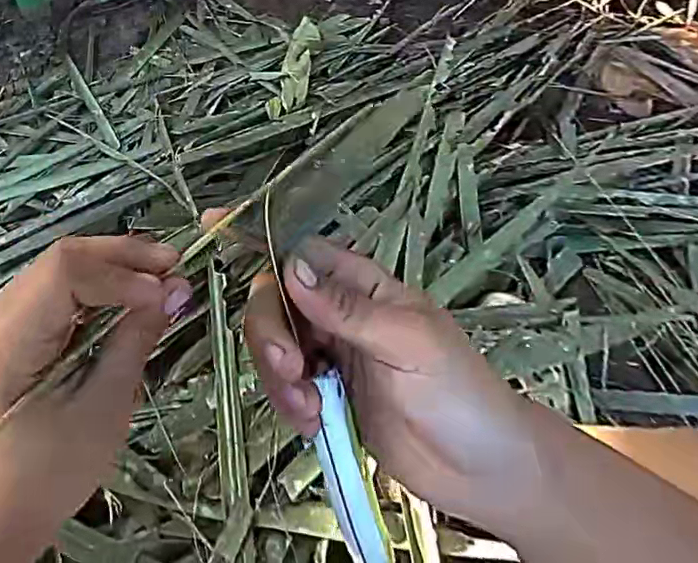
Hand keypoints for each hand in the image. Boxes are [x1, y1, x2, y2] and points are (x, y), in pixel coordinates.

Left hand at [0, 237, 191, 562]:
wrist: (6, 501)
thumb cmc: (53, 467)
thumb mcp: (103, 406)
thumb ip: (135, 337)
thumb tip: (175, 289)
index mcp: (6, 337)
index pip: (65, 273)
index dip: (119, 271)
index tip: (167, 286)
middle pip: (64, 259)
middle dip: (123, 258)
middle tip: (174, 263)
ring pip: (64, 264)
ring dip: (115, 265)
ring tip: (162, 271)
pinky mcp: (12, 315)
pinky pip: (60, 283)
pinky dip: (99, 281)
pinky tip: (132, 285)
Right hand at [211, 216, 545, 527]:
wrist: (486, 475)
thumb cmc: (460, 392)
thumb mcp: (409, 342)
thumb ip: (347, 308)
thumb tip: (290, 267)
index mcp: (358, 282)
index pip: (298, 247)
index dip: (254, 233)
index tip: (211, 222)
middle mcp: (334, 310)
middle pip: (272, 299)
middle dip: (269, 331)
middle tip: (290, 367)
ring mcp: (326, 352)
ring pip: (270, 342)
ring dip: (277, 374)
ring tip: (309, 408)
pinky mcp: (322, 392)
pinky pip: (281, 384)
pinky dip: (286, 402)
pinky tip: (313, 422)